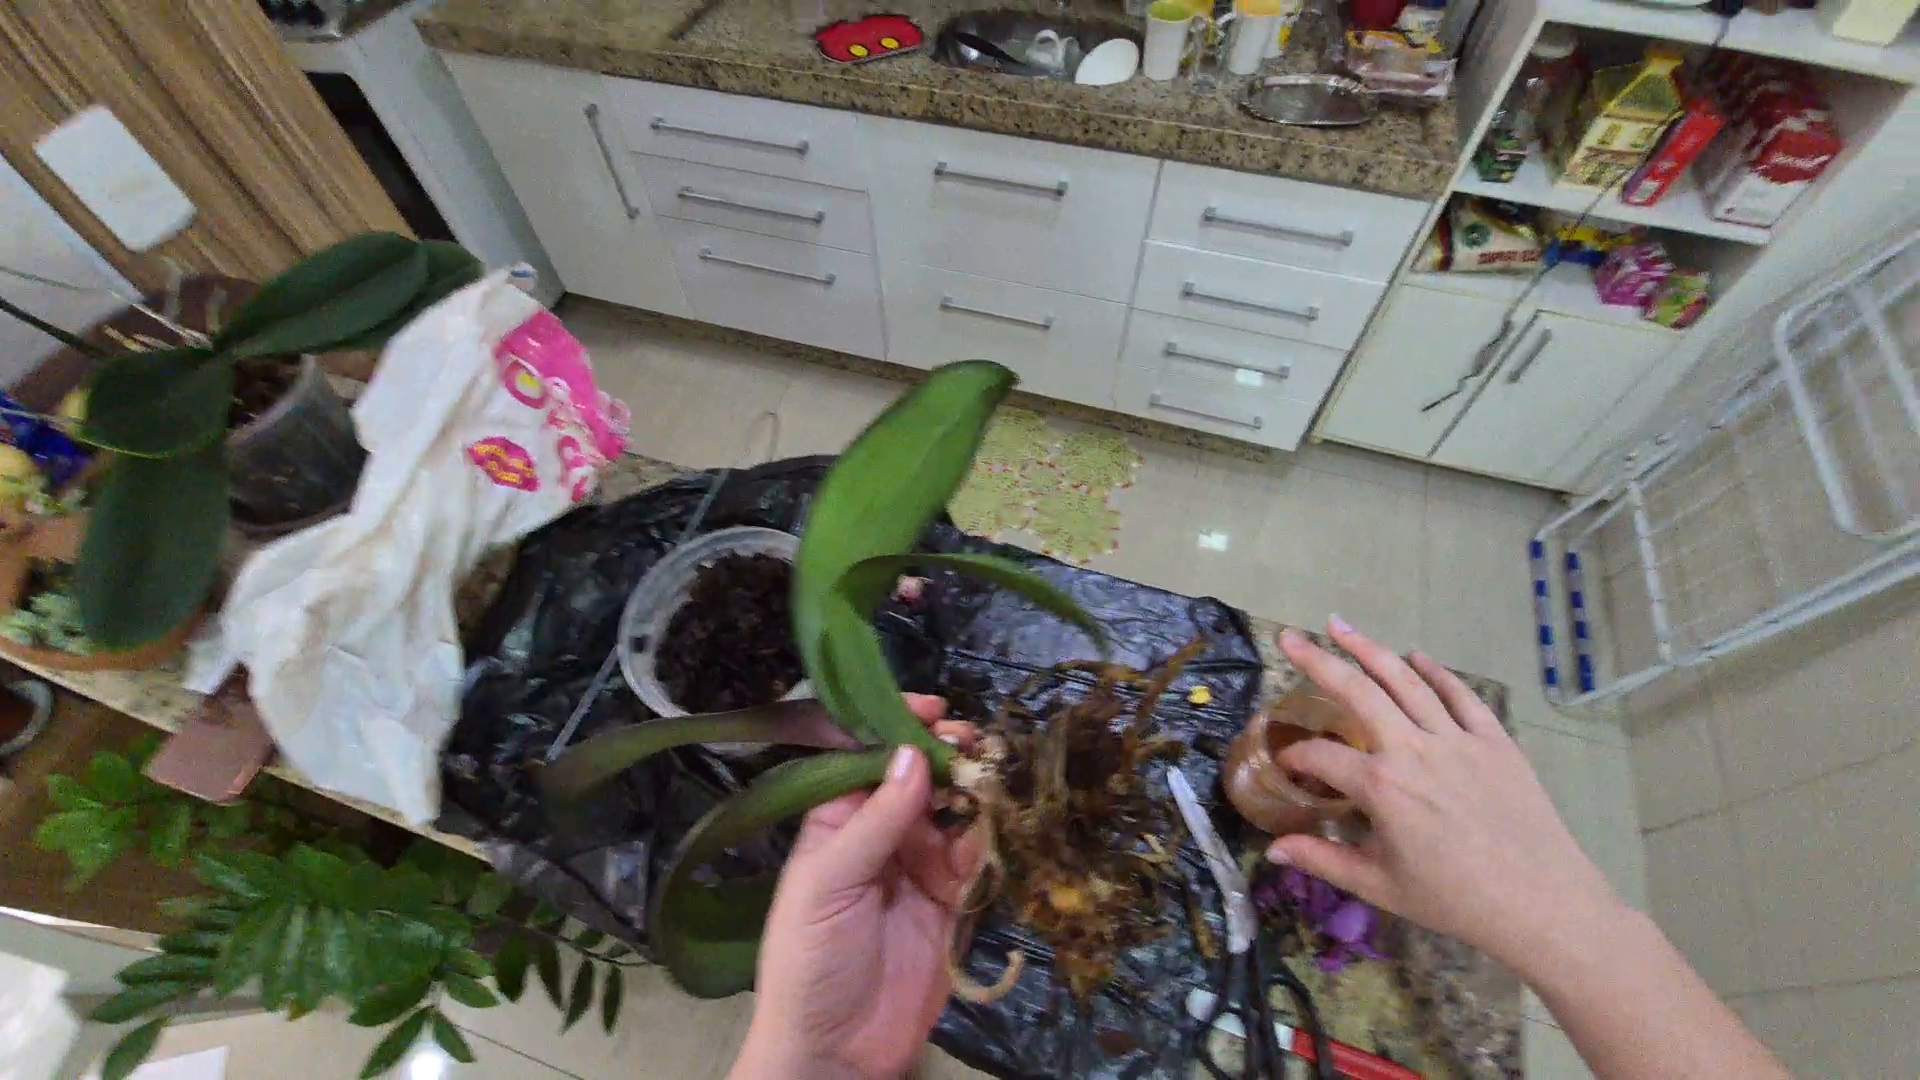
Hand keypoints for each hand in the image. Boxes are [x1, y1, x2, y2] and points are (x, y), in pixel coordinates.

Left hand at [731, 695, 984, 1079]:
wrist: (838, 1054)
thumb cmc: (812, 959)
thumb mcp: (829, 883)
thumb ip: (875, 819)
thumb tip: (914, 754)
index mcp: (837, 817)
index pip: (865, 753)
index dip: (895, 724)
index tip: (930, 709)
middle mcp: (879, 828)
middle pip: (915, 772)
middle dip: (942, 750)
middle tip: (970, 740)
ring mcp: (918, 859)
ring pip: (950, 804)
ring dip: (971, 783)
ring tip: (993, 768)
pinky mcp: (951, 893)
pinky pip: (974, 849)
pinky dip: (988, 828)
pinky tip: (1001, 812)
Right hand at [1266, 619, 1620, 973]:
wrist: (1548, 910)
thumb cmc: (1456, 901)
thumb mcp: (1380, 886)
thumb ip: (1321, 860)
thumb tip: (1272, 850)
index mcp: (1382, 786)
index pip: (1320, 756)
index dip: (1295, 757)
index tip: (1287, 765)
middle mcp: (1413, 750)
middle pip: (1357, 692)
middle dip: (1317, 660)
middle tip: (1289, 637)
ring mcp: (1458, 741)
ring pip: (1406, 681)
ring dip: (1369, 649)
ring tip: (1339, 626)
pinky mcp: (1495, 743)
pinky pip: (1462, 697)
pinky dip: (1437, 672)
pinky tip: (1416, 656)